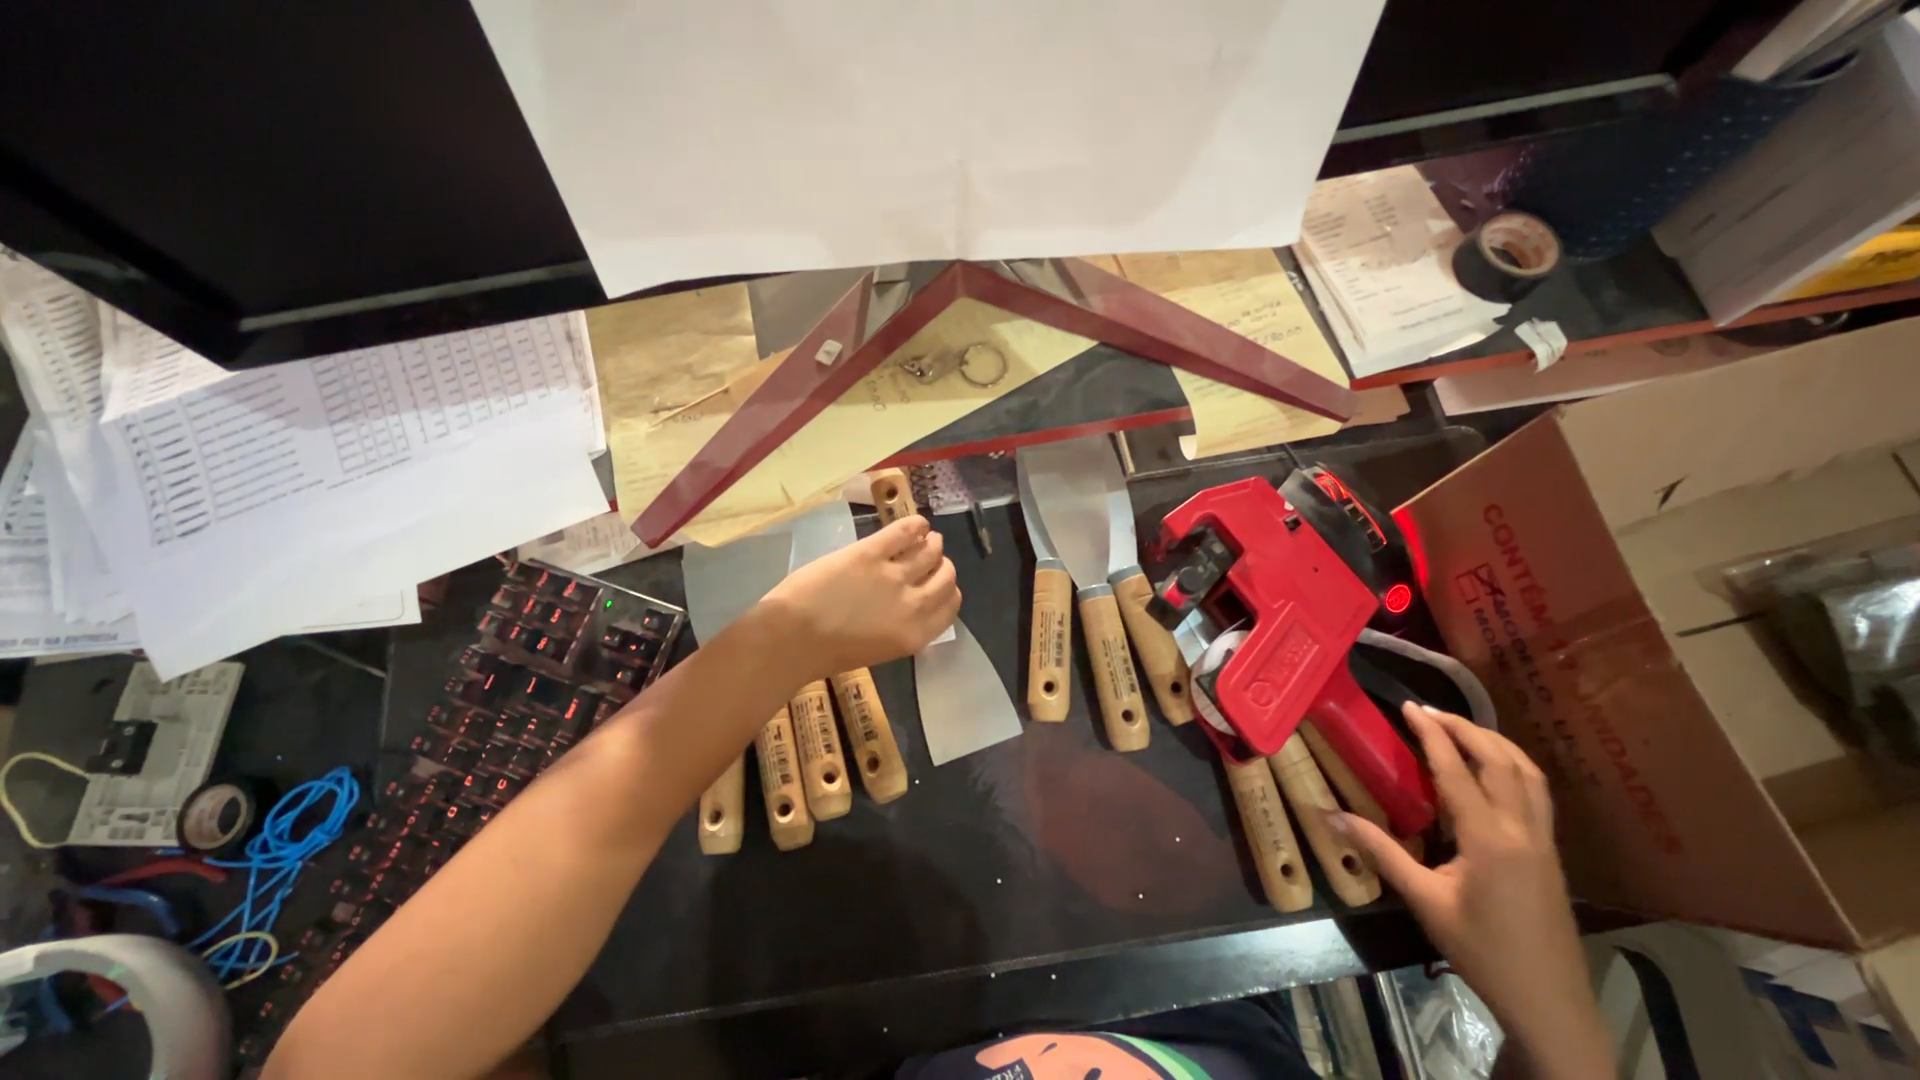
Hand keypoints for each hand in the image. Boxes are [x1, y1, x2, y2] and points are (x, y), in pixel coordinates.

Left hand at [757, 516, 960, 680]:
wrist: (792, 639)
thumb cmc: (825, 653)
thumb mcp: (878, 649)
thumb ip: (900, 628)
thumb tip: (909, 608)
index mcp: (915, 635)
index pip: (950, 606)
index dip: (948, 590)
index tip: (939, 582)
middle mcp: (913, 605)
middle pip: (945, 576)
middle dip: (942, 565)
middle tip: (933, 557)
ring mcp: (893, 576)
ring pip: (929, 551)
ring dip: (931, 543)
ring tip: (927, 537)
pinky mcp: (870, 553)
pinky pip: (902, 532)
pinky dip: (914, 524)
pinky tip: (916, 523)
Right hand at [1338, 703, 1611, 1077]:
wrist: (1548, 1000)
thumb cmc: (1481, 951)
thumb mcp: (1425, 901)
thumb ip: (1381, 852)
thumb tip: (1331, 816)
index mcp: (1489, 838)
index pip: (1457, 770)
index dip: (1432, 734)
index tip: (1410, 707)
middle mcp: (1523, 829)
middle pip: (1499, 760)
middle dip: (1466, 728)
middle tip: (1430, 712)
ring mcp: (1544, 840)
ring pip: (1528, 773)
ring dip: (1495, 743)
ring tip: (1463, 729)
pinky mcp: (1551, 852)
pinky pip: (1537, 793)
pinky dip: (1514, 766)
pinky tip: (1495, 772)